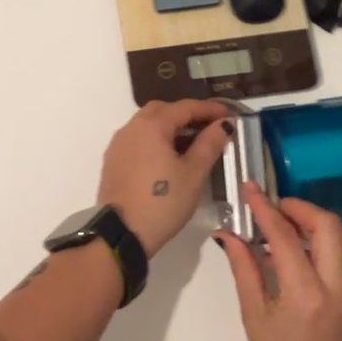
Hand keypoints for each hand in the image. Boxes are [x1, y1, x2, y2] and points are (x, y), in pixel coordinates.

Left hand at [95, 99, 232, 254]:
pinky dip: (155, 140)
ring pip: (146, 125)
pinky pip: (137, 140)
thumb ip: (209, 143)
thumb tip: (224, 123)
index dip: (208, 109)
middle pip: (162, 111)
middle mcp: (130, 128)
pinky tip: (169, 157)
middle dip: (186, 114)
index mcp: (150, 125)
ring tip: (193, 143)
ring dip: (170, 127)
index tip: (228, 114)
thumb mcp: (193, 173)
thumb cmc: (163, 201)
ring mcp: (118, 144)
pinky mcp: (113, 161)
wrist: (122, 233)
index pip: (184, 107)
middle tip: (209, 127)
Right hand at [214, 183, 341, 340]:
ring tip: (276, 225)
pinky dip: (314, 243)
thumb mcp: (253, 316)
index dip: (264, 207)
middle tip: (270, 206)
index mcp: (305, 294)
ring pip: (336, 238)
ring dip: (308, 223)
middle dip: (298, 207)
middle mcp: (335, 288)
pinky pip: (336, 256)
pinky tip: (289, 250)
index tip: (249, 188)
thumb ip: (244, 269)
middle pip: (327, 225)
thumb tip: (229, 234)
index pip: (285, 236)